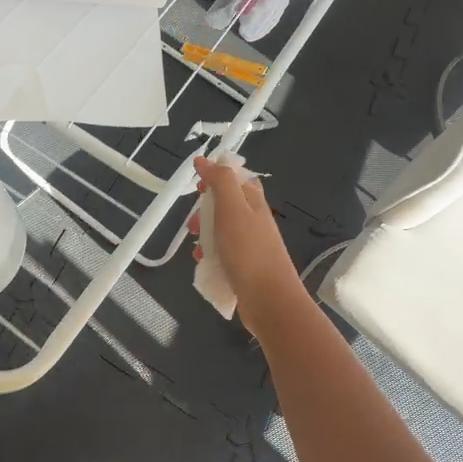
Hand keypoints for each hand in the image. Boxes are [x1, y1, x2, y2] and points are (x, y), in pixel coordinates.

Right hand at [192, 155, 300, 325]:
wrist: (269, 301)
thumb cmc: (249, 251)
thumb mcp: (232, 208)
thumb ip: (220, 181)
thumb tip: (205, 160)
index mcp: (254, 201)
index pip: (236, 178)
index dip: (216, 177)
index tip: (198, 187)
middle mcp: (254, 220)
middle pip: (225, 205)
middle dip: (204, 210)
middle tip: (192, 223)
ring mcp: (251, 244)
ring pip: (221, 230)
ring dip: (204, 234)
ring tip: (196, 246)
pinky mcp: (245, 266)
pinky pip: (222, 252)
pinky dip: (210, 254)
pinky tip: (203, 262)